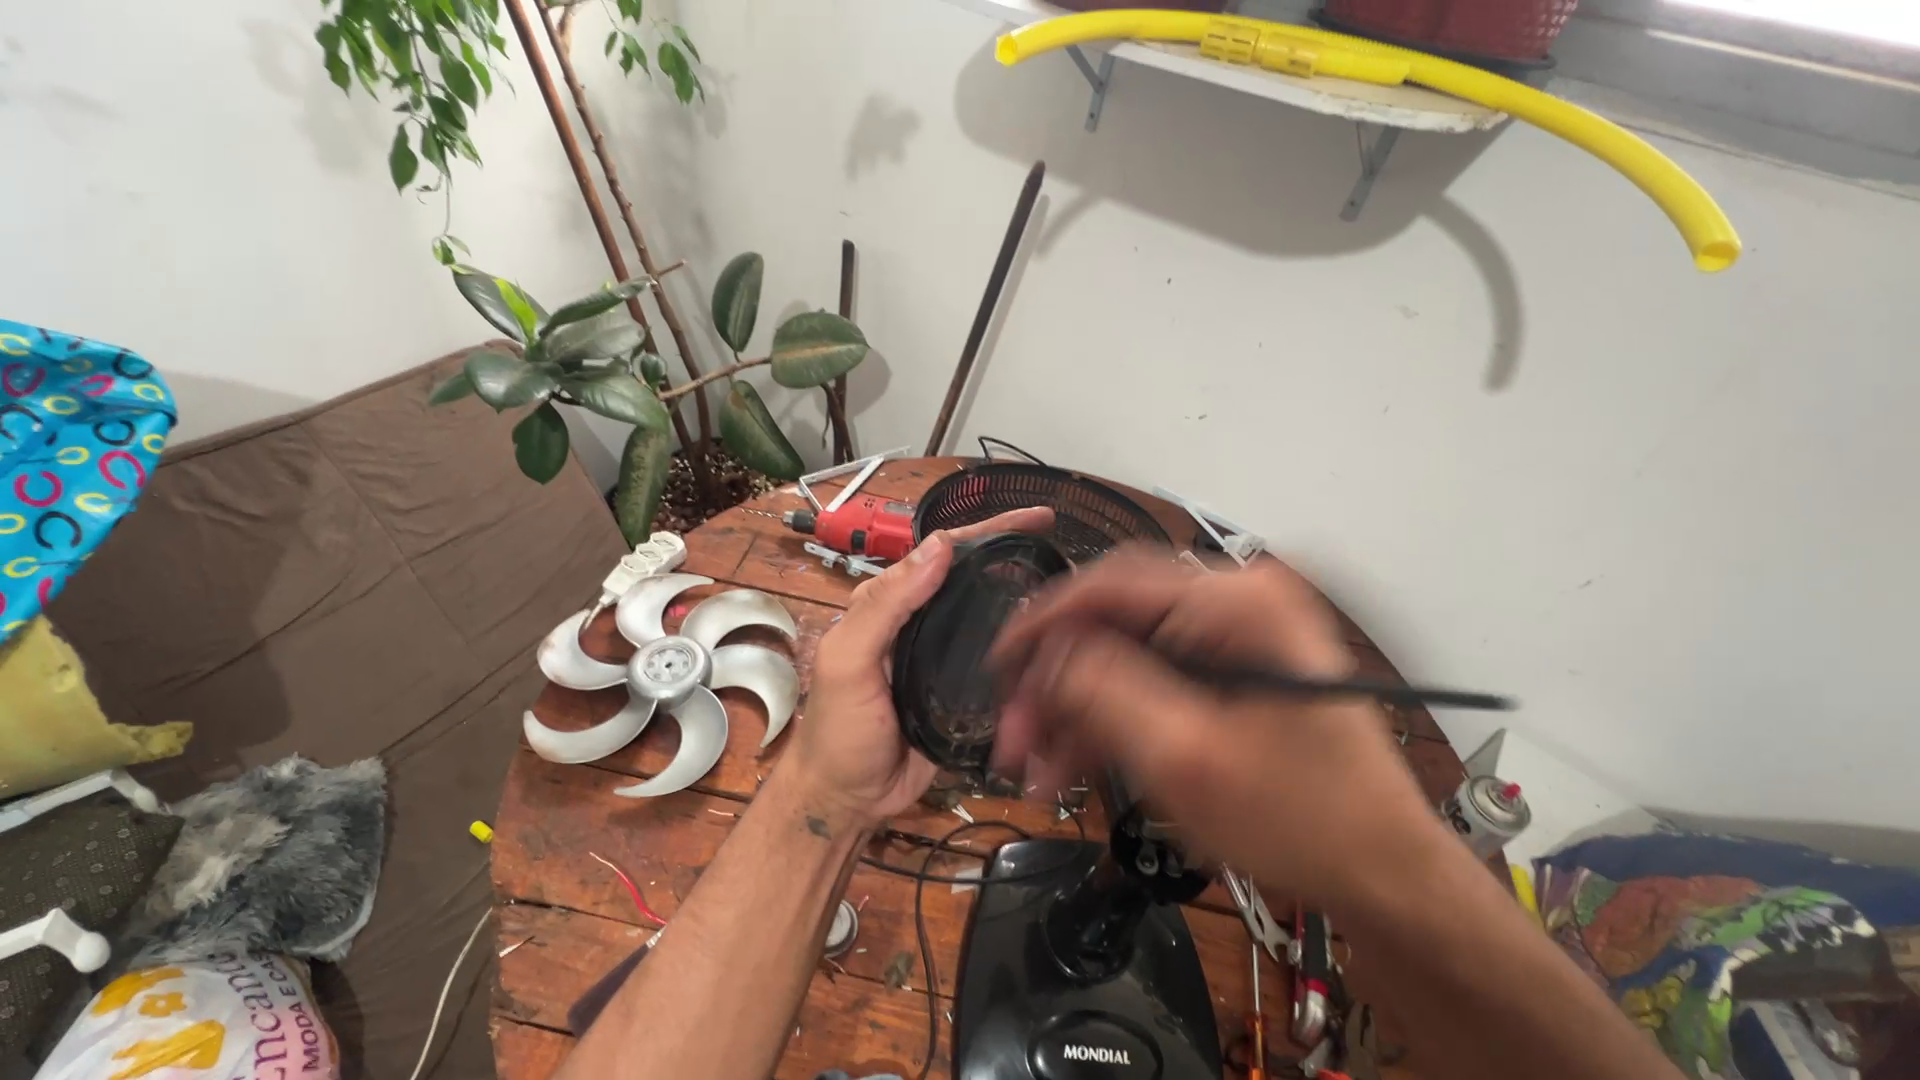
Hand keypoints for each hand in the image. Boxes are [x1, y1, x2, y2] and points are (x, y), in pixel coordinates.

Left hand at [783, 506, 1056, 830]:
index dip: (987, 531)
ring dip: (1024, 598)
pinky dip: (1023, 645)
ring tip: (1069, 588)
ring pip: (987, 614)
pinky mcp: (963, 691)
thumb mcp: (847, 660)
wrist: (849, 798)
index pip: (941, 553)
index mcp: (889, 604)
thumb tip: (939, 547)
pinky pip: (996, 660)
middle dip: (1014, 556)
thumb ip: (885, 605)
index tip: (1035, 520)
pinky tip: (1053, 640)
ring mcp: (943, 656)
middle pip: (971, 577)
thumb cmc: (839, 729)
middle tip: (1062, 550)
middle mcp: (919, 622)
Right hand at [990, 551, 1449, 913]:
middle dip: (1055, 681)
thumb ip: (1104, 692)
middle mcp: (1235, 603)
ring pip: (1123, 655)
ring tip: (1038, 765)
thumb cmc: (1305, 820)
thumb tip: (1046, 655)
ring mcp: (1235, 636)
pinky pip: (1150, 680)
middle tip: (1014, 735)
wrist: (1381, 872)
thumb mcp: (1186, 757)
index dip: (1041, 624)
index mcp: (1237, 602)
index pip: (1109, 585)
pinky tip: (1076, 762)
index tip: (997, 666)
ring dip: (1075, 707)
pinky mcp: (1230, 670)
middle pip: (1112, 623)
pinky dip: (1110, 718)